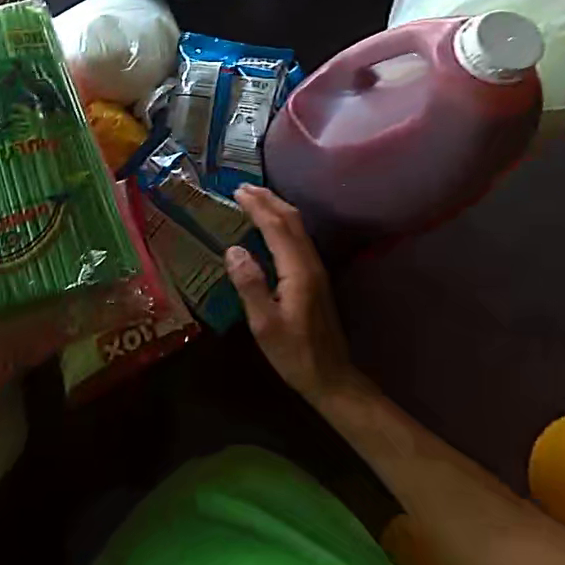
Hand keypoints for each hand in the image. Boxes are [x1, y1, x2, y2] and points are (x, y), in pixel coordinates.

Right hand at [225, 186, 361, 404]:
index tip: (236, 191)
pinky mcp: (315, 279)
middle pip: (291, 220)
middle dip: (268, 200)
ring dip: (276, 208)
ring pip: (298, 228)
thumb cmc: (295, 354)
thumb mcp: (264, 325)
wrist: (331, 377)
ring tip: (254, 199)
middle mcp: (311, 264)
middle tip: (242, 187)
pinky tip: (269, 228)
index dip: (257, 206)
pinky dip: (282, 224)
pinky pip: (298, 239)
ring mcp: (316, 270)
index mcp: (299, 271)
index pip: (277, 227)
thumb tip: (233, 250)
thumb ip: (250, 286)